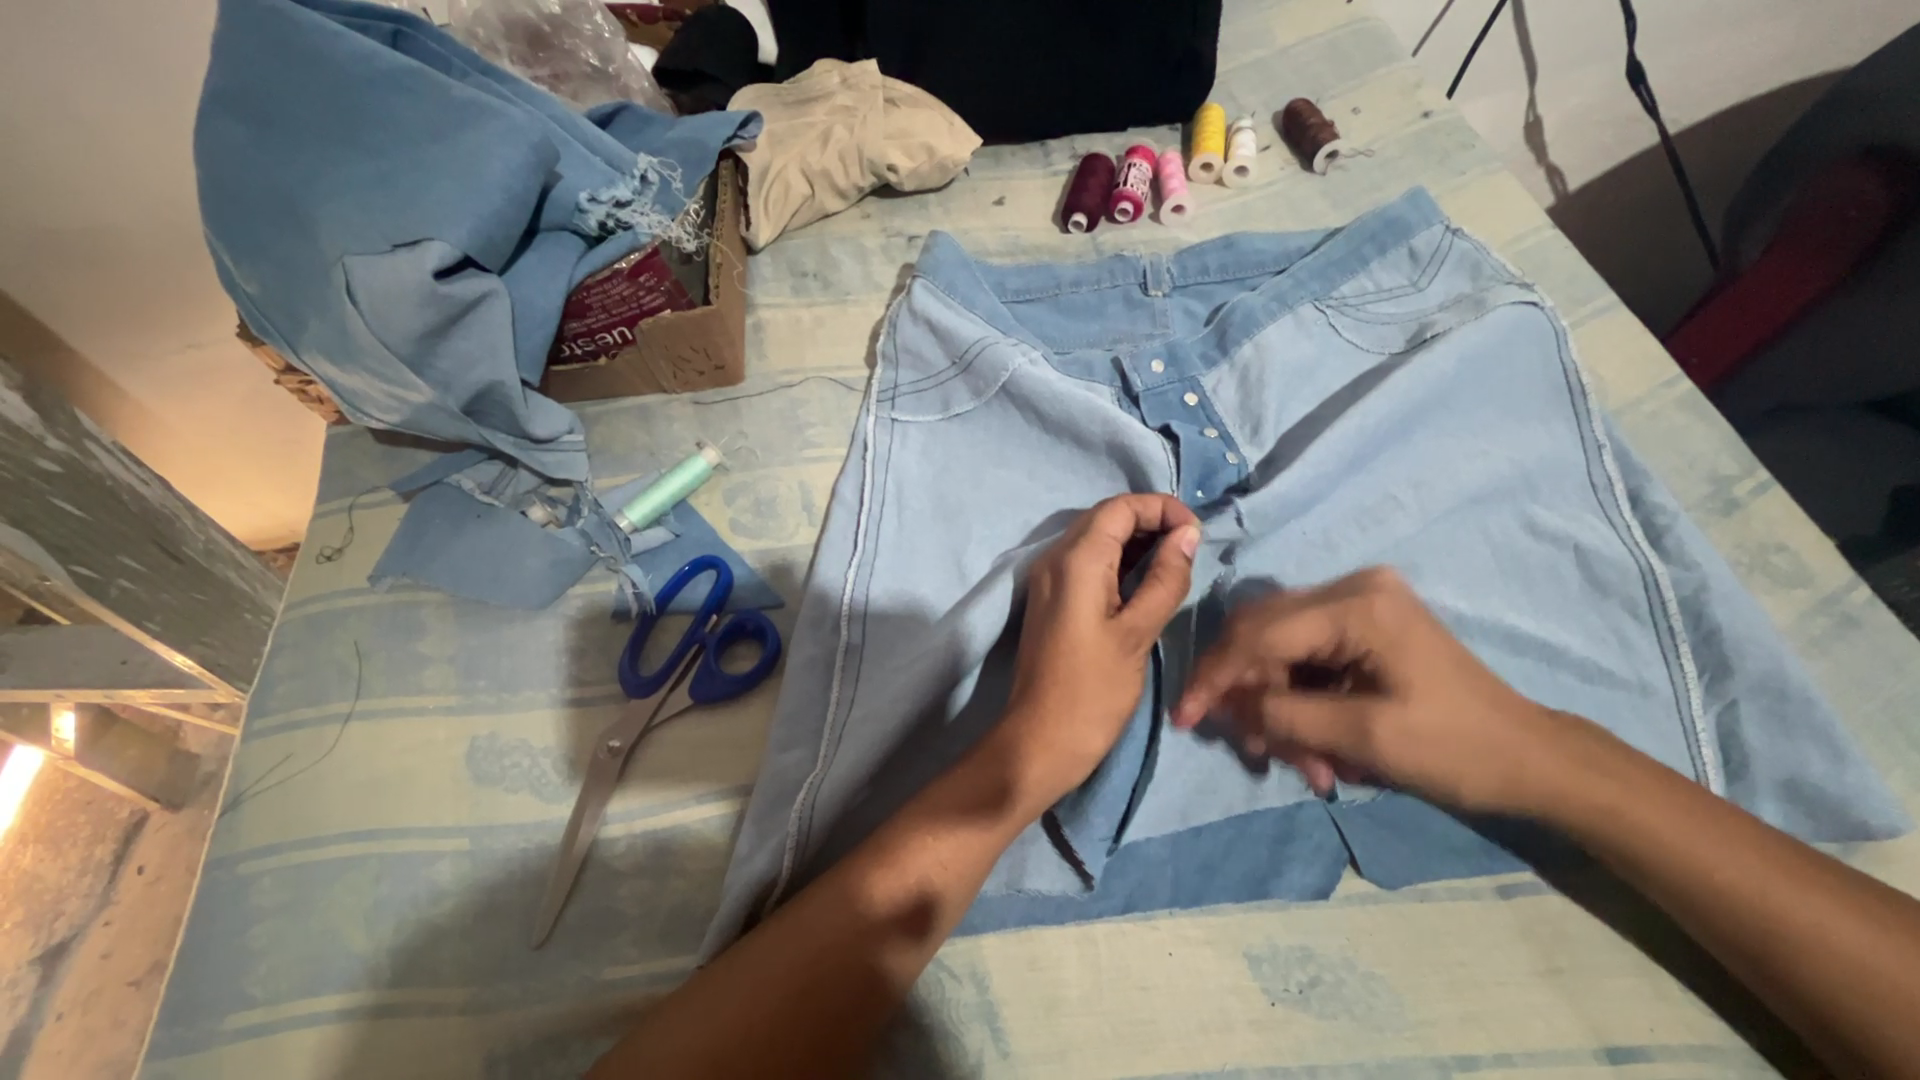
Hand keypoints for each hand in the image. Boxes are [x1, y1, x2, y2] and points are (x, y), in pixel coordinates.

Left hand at [996, 494, 1200, 808]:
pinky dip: (1119, 563)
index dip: (1161, 509)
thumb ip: (1164, 580)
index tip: (1196, 533)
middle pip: (1106, 518)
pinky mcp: (1052, 601)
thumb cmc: (1093, 691)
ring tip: (1178, 563)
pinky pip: (1087, 564)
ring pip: (1096, 540)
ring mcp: (1049, 580)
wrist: (1041, 740)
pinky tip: (1148, 582)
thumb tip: (1186, 536)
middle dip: (1151, 522)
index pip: (1120, 507)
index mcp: (1075, 561)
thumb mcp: (1138, 634)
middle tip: (1191, 548)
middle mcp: (1055, 559)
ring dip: (1137, 542)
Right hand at [1172, 567, 1571, 815]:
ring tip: (1294, 761)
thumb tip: (1226, 705)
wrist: (1531, 759)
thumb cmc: (1456, 748)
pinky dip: (1297, 700)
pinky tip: (1311, 745)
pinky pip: (1305, 656)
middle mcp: (1353, 588)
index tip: (1186, 718)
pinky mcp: (1364, 626)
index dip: (1217, 676)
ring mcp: (1360, 604)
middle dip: (1245, 691)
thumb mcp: (1364, 737)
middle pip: (1262, 631)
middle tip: (1243, 745)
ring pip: (1279, 647)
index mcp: (1358, 605)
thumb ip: (1284, 715)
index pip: (1260, 632)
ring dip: (1274, 704)